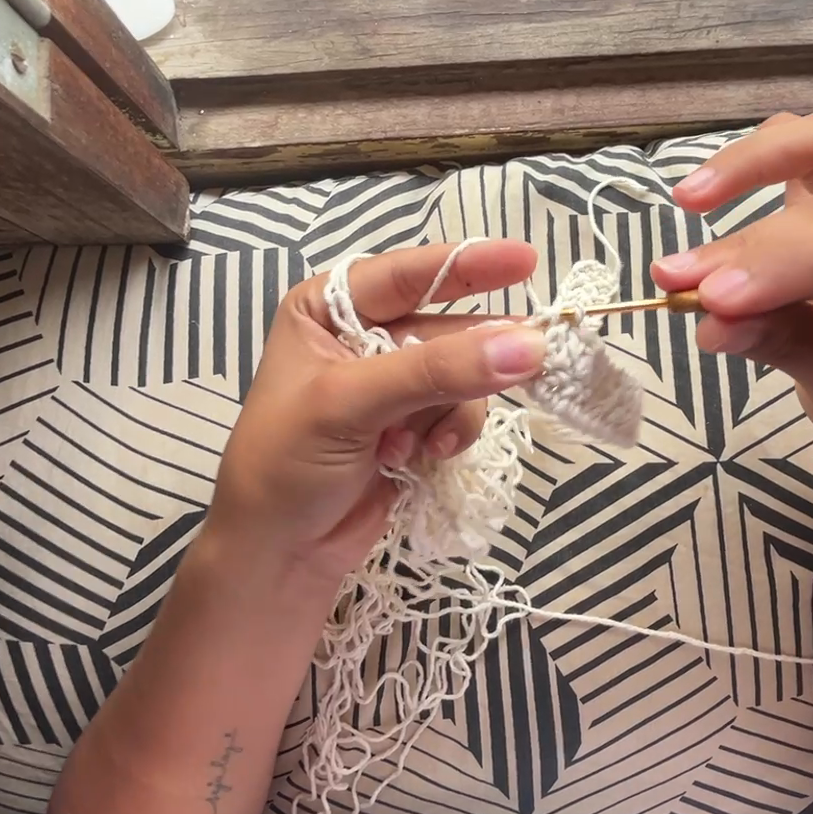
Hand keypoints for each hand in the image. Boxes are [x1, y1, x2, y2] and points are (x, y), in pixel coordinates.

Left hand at [203, 240, 545, 587]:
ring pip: (462, 375)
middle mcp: (360, 338)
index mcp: (325, 309)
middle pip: (443, 327)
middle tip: (532, 354)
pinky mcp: (412, 428)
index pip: (405, 274)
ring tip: (425, 443)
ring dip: (454, 408)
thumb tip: (527, 345)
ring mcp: (391, 387)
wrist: (280, 554)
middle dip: (473, 352)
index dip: (467, 265)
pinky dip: (451, 434)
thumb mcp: (350, 404)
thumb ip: (435, 372)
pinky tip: (423, 458)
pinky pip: (460, 413)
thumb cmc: (289, 464)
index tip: (527, 260)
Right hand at [658, 113, 812, 460]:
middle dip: (755, 245)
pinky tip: (703, 194)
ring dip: (743, 181)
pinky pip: (799, 153)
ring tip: (680, 225)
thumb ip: (788, 345)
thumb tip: (709, 324)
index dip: (796, 260)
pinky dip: (749, 168)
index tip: (718, 299)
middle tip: (678, 285)